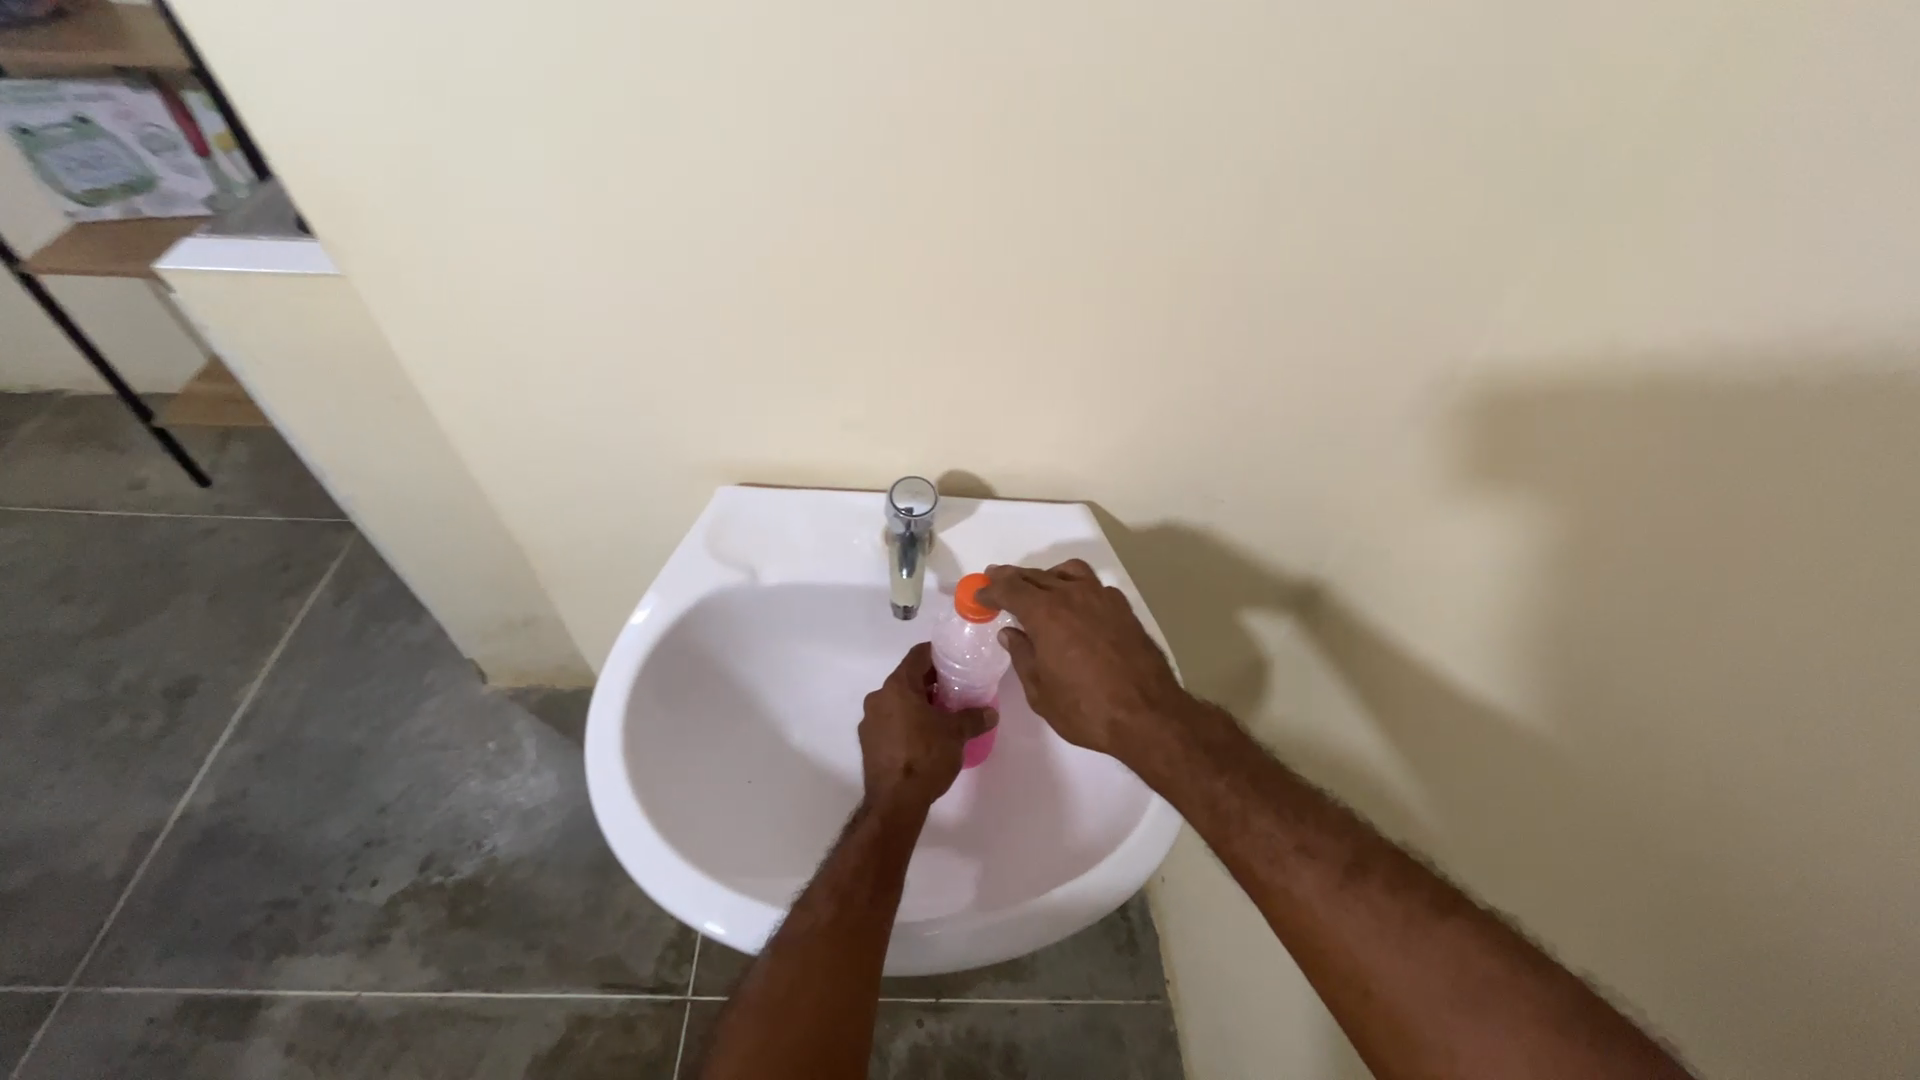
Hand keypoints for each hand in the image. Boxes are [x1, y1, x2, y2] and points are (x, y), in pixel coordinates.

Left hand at [859, 643, 996, 811]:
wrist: (896, 801)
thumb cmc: (926, 756)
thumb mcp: (956, 734)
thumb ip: (974, 718)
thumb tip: (990, 712)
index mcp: (898, 686)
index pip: (918, 655)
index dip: (937, 654)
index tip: (954, 660)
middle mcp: (878, 697)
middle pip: (907, 679)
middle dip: (930, 682)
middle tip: (955, 690)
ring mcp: (869, 721)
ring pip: (897, 701)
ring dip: (917, 703)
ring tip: (941, 715)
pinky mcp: (868, 742)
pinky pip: (889, 721)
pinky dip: (905, 722)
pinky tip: (923, 737)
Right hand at [978, 560, 1190, 761]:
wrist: (1148, 715)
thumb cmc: (1086, 710)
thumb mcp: (1041, 692)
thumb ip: (1023, 657)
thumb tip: (1010, 634)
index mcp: (1046, 614)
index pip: (1010, 590)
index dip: (991, 590)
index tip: (980, 595)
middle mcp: (1073, 596)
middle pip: (1036, 576)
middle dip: (1013, 578)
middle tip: (997, 581)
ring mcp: (1102, 598)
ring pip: (1068, 572)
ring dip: (1046, 576)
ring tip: (1037, 588)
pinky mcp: (1124, 609)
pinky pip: (1093, 586)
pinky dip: (1075, 587)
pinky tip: (1074, 606)